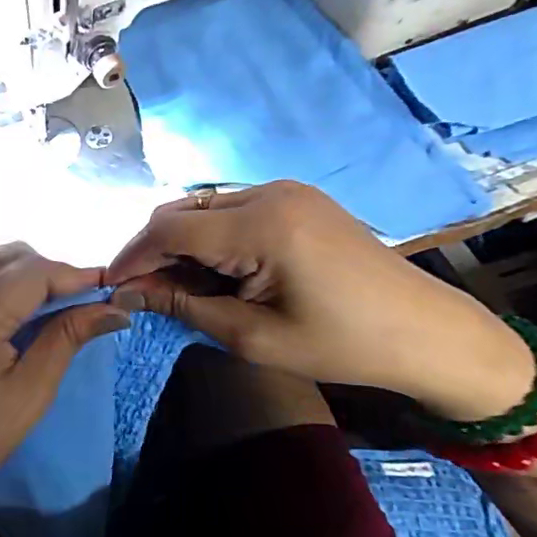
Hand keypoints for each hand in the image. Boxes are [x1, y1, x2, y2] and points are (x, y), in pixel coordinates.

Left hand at [0, 230, 130, 536]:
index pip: (36, 271)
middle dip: (53, 270)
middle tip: (85, 299)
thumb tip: (116, 308)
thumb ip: (68, 338)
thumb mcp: (31, 392)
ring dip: (24, 264)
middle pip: (12, 255)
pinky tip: (14, 274)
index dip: (77, 275)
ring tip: (53, 294)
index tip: (111, 288)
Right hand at [106, 181, 533, 420]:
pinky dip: (213, 238)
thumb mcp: (254, 337)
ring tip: (176, 289)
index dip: (132, 256)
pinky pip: (237, 210)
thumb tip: (133, 294)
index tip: (112, 287)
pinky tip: (214, 272)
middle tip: (141, 294)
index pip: (169, 227)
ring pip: (209, 207)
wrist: (424, 331)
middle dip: (154, 250)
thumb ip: (187, 307)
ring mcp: (289, 191)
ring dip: (183, 244)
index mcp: (262, 223)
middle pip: (185, 210)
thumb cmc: (342, 345)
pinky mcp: (301, 200)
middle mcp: (271, 192)